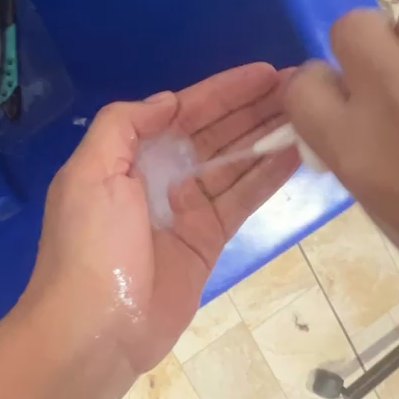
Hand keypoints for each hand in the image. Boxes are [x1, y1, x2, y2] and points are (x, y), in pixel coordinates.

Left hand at [21, 64, 300, 375]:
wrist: (94, 327)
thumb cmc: (90, 245)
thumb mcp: (89, 173)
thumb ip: (123, 125)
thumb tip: (168, 101)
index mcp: (126, 156)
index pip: (182, 112)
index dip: (222, 91)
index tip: (265, 71)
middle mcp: (157, 176)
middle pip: (213, 132)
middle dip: (253, 108)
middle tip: (301, 84)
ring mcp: (185, 209)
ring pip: (233, 162)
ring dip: (267, 136)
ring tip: (309, 111)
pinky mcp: (207, 241)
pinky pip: (242, 199)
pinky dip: (268, 176)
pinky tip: (299, 153)